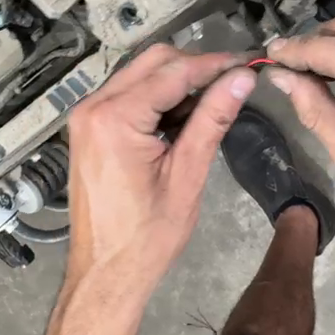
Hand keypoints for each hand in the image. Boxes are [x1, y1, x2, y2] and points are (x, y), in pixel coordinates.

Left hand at [64, 45, 256, 303]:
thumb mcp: (187, 175)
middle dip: (195, 67)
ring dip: (177, 82)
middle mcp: (92, 107)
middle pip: (153, 62)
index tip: (248, 63)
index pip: (173, 71)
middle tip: (234, 82)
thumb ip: (212, 119)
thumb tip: (242, 79)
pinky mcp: (88, 127)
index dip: (214, 64)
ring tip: (214, 103)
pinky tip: (184, 119)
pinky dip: (157, 98)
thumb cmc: (147, 235)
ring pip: (140, 74)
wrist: (105, 272)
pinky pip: (127, 95)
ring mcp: (86, 116)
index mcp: (114, 118)